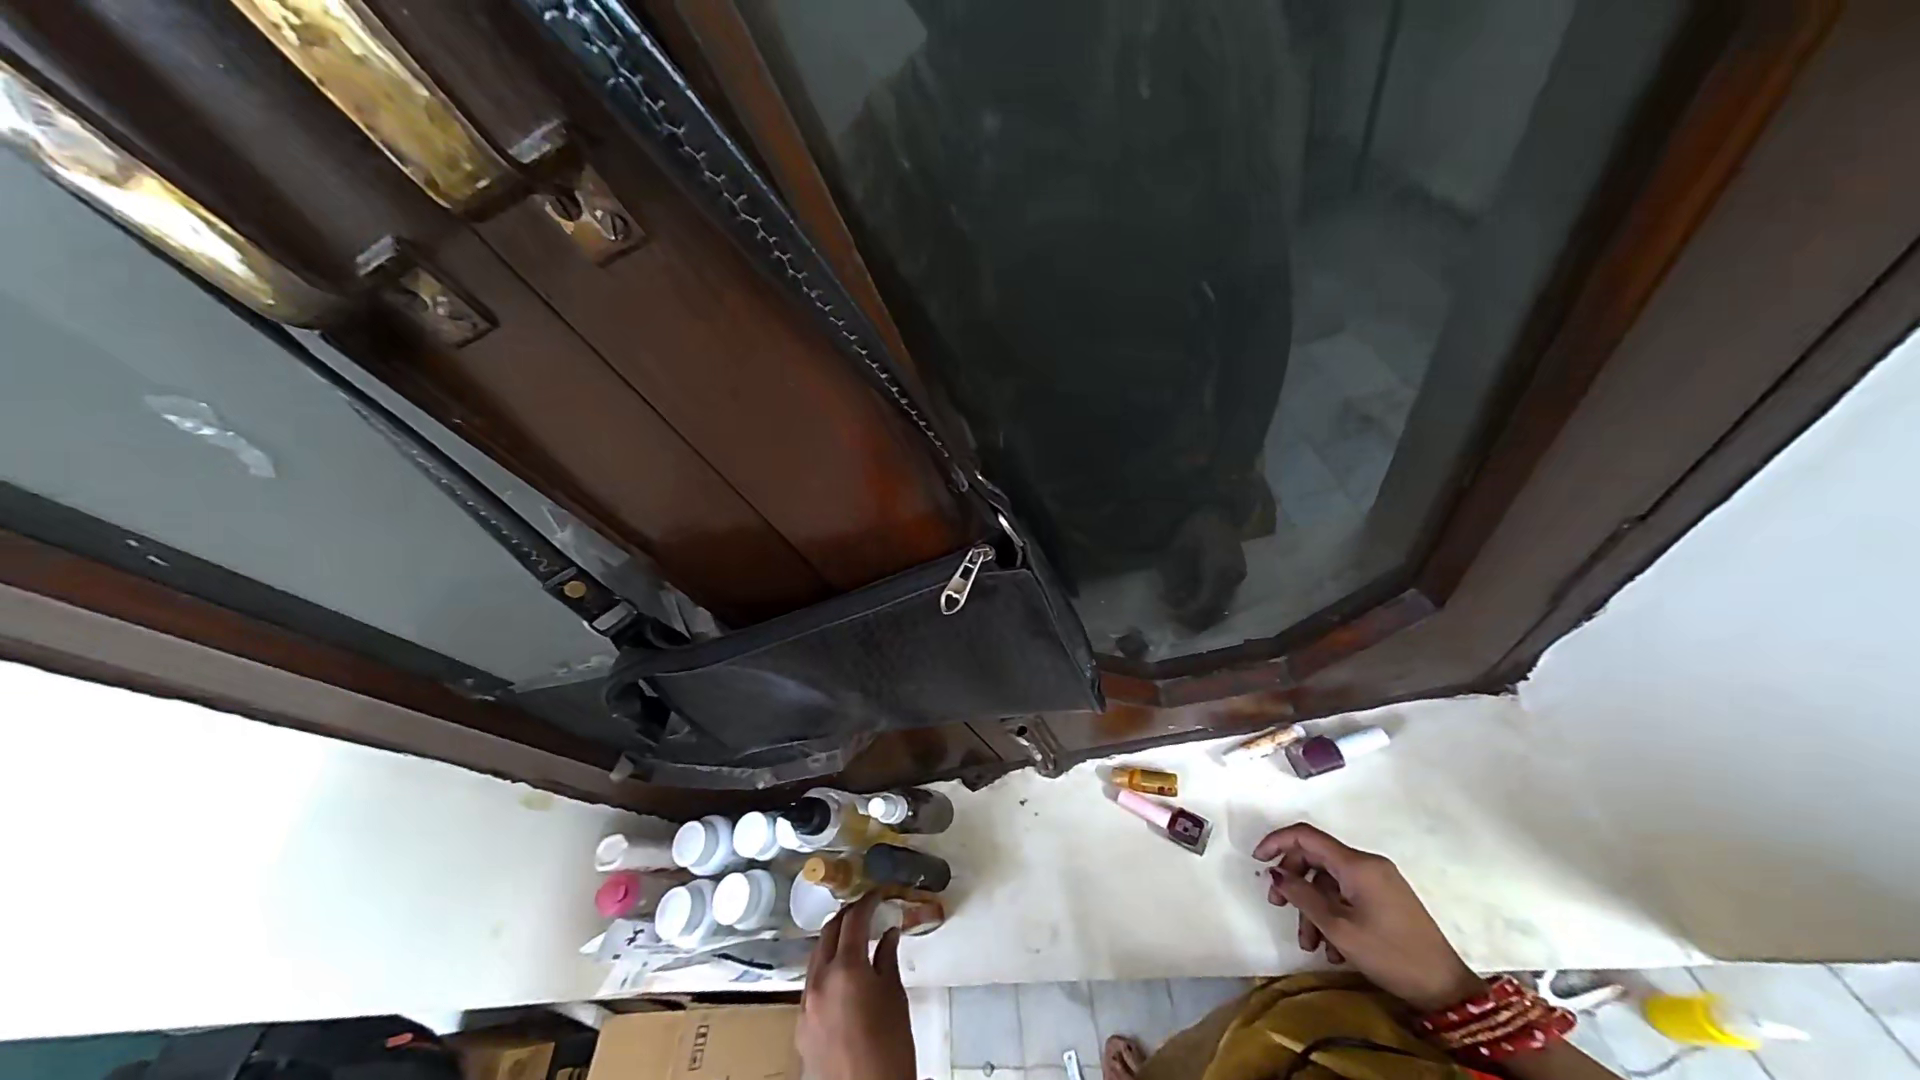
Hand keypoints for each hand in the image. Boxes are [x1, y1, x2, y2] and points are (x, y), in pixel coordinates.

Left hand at [798, 894, 916, 1079]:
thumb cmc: (891, 1048)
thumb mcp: (895, 997)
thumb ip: (887, 959)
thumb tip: (889, 934)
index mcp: (846, 969)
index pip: (854, 920)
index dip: (867, 902)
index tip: (878, 894)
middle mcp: (819, 981)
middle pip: (828, 933)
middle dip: (847, 917)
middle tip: (867, 911)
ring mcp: (806, 1004)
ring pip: (816, 957)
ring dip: (834, 942)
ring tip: (856, 939)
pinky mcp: (801, 1026)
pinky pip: (811, 985)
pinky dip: (826, 970)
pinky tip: (843, 976)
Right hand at [1254, 823, 1485, 1011]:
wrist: (1446, 989)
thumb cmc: (1390, 955)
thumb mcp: (1339, 928)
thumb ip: (1303, 895)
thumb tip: (1275, 873)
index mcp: (1357, 864)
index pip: (1306, 836)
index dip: (1277, 842)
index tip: (1257, 859)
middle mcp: (1367, 864)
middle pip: (1316, 858)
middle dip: (1294, 882)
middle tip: (1278, 905)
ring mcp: (1379, 881)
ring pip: (1329, 882)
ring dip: (1313, 908)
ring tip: (1310, 943)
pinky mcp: (1385, 899)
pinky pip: (1346, 895)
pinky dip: (1332, 914)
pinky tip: (1332, 947)